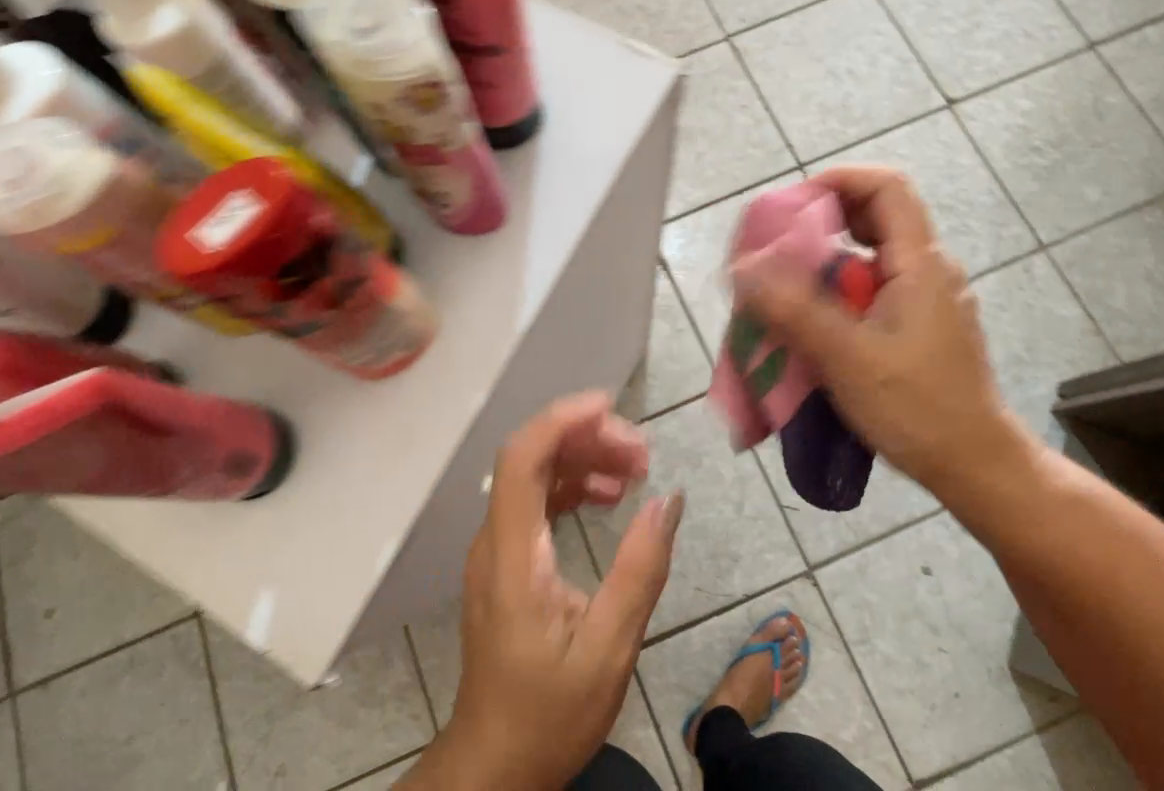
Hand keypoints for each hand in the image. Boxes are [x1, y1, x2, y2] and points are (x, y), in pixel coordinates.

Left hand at [402, 393, 683, 790]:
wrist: (497, 760)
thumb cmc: (551, 712)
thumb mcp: (610, 648)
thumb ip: (640, 569)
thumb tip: (669, 499)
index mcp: (513, 557)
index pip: (522, 460)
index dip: (561, 420)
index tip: (610, 407)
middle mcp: (494, 542)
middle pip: (531, 461)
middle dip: (586, 441)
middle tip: (644, 454)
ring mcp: (495, 553)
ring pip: (534, 481)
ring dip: (582, 464)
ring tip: (636, 472)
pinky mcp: (505, 566)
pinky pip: (535, 507)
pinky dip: (571, 491)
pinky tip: (608, 499)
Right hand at [733, 167, 1038, 498]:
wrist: (974, 465)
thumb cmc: (916, 407)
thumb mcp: (846, 357)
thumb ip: (793, 308)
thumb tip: (741, 268)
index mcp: (921, 264)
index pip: (886, 188)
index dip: (838, 181)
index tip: (792, 207)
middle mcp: (929, 271)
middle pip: (875, 219)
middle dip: (820, 227)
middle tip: (775, 253)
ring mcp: (927, 301)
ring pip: (870, 260)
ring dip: (824, 268)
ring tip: (782, 294)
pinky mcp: (920, 328)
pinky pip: (873, 293)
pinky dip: (837, 297)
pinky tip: (811, 329)